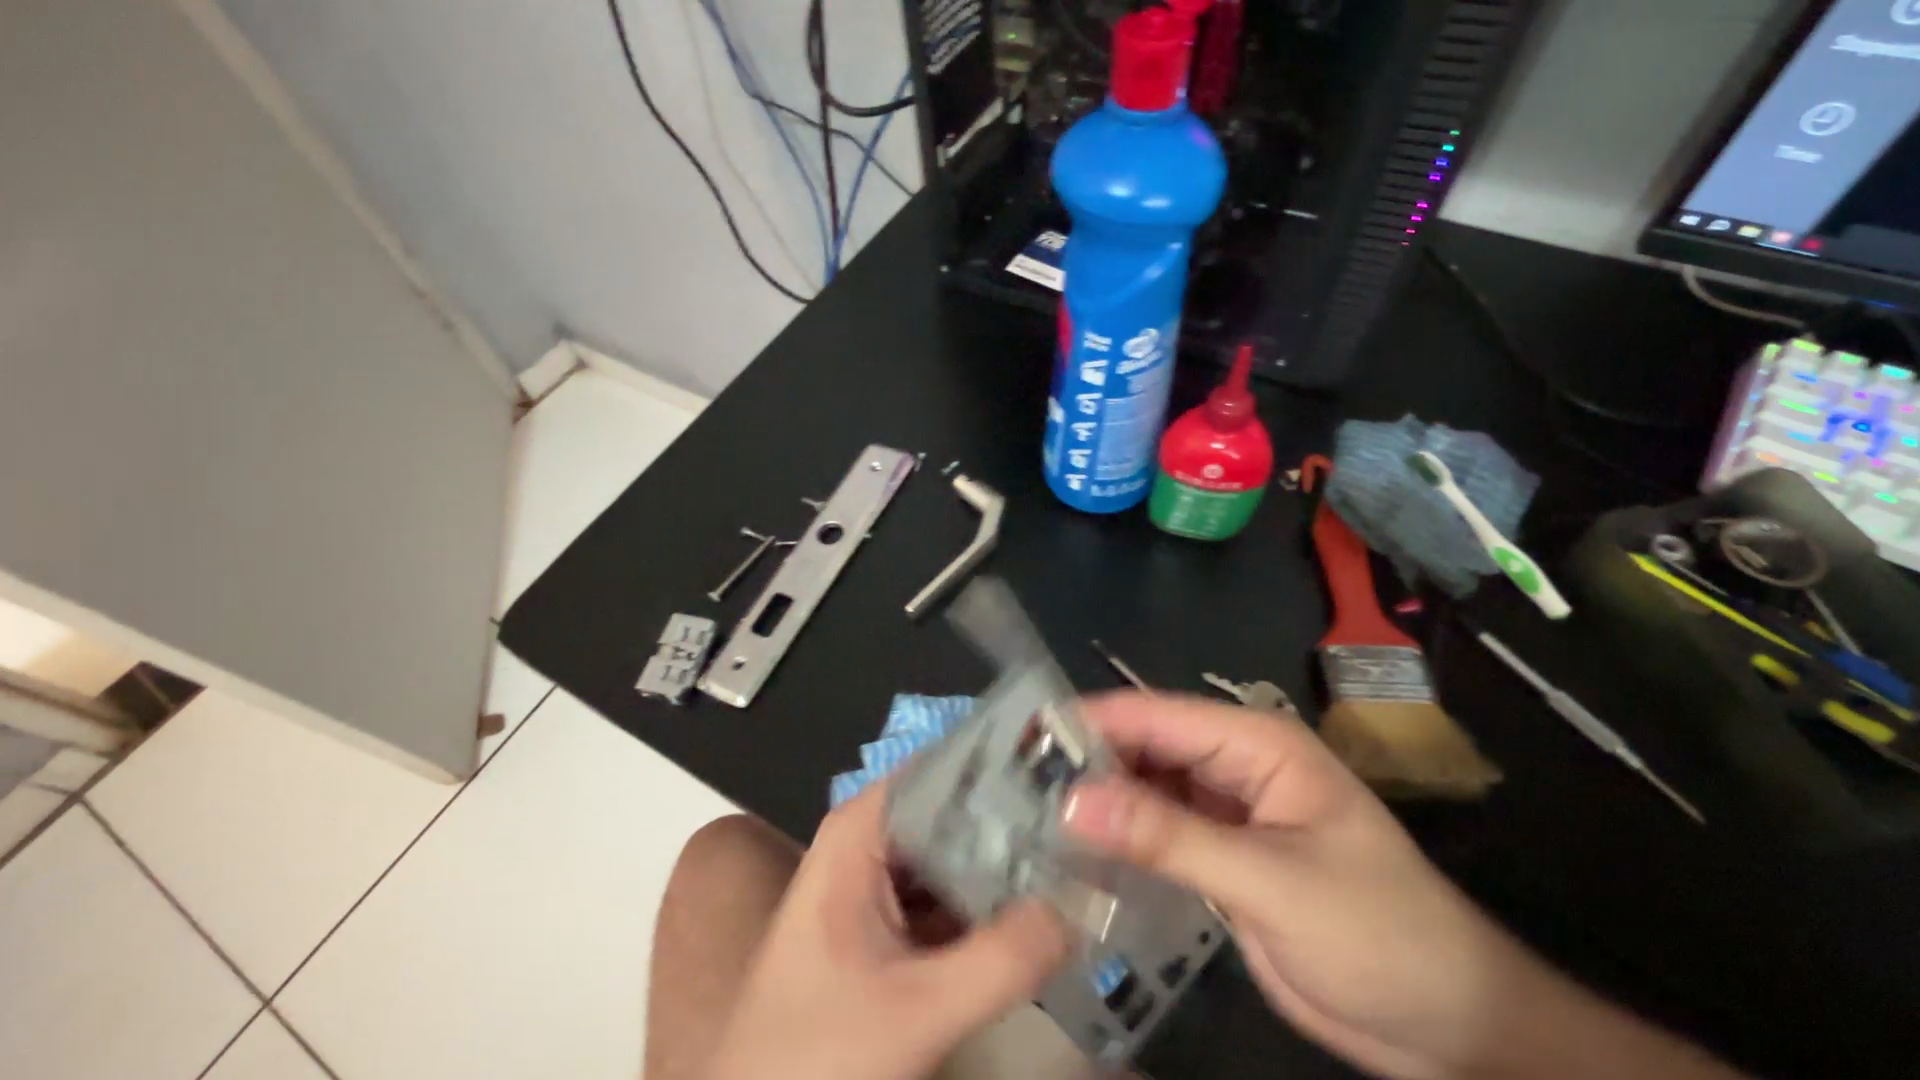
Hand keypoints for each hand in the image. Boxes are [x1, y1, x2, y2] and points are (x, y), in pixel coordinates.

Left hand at [706, 781, 1069, 1079]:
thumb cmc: (818, 1052)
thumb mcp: (918, 1009)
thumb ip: (1004, 958)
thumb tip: (1084, 906)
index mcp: (861, 832)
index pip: (945, 766)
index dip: (1009, 766)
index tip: (1075, 775)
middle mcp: (870, 845)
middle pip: (957, 811)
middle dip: (1022, 822)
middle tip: (1098, 831)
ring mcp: (880, 889)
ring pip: (959, 858)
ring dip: (1014, 867)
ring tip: (1088, 866)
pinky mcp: (892, 931)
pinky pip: (954, 900)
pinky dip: (995, 908)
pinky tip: (1050, 915)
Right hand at [1061, 692, 1556, 1079]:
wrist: (1443, 1023)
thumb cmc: (1376, 933)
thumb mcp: (1269, 880)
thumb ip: (1168, 837)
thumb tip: (1071, 798)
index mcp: (1259, 746)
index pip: (1158, 717)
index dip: (1091, 723)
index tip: (1018, 739)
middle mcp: (1236, 770)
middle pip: (1146, 751)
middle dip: (1084, 763)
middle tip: (1005, 786)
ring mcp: (1226, 819)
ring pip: (1145, 794)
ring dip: (1095, 804)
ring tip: (1020, 817)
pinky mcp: (1219, 865)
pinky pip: (1156, 839)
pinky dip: (1117, 844)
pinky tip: (1068, 856)